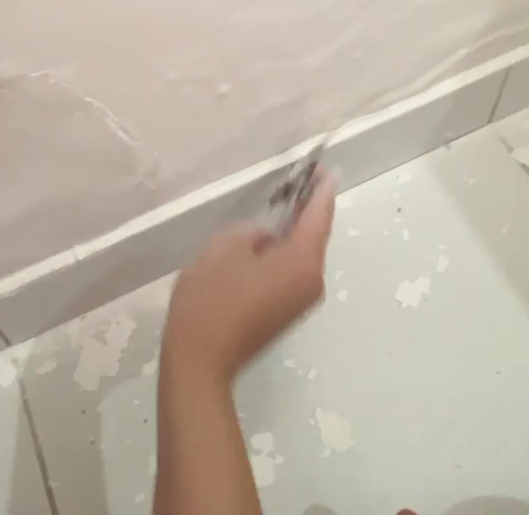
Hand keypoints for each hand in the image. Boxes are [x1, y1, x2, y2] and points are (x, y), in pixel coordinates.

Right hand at [162, 177, 337, 385]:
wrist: (200, 360)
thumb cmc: (212, 298)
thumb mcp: (226, 246)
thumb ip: (254, 230)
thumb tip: (267, 237)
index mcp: (303, 262)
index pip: (319, 216)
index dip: (322, 189)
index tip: (327, 168)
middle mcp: (312, 281)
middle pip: (314, 235)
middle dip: (306, 208)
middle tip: (296, 180)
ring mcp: (300, 300)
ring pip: (301, 254)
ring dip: (292, 230)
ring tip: (277, 204)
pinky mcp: (285, 312)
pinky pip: (291, 270)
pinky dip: (282, 251)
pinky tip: (264, 240)